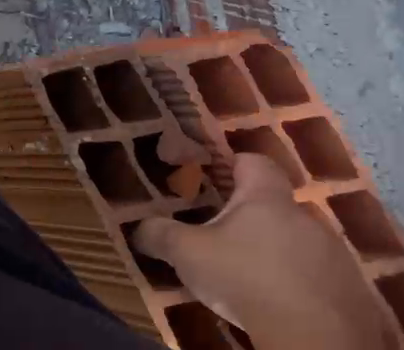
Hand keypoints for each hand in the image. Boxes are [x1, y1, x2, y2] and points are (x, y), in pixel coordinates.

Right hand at [133, 153, 396, 349]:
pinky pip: (318, 272)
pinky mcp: (353, 292)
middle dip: (250, 216)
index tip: (212, 173)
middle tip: (219, 232)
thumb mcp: (183, 252)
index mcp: (266, 201)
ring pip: (299, 240)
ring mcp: (336, 258)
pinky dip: (297, 278)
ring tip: (246, 269)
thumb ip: (157, 232)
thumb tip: (139, 229)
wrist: (317, 343)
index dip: (233, 163)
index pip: (255, 163)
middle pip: (276, 206)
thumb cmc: (244, 279)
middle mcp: (308, 221)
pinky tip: (275, 296)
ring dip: (275, 248)